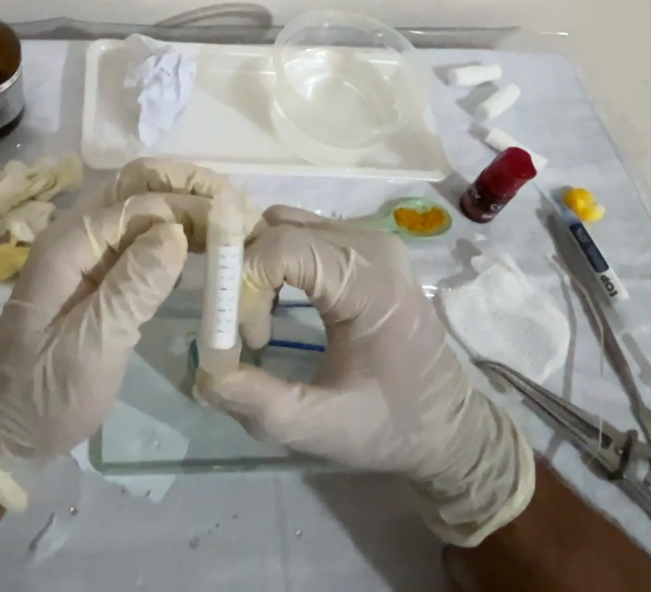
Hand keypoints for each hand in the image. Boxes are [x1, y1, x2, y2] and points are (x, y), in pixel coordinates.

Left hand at [0, 159, 255, 509]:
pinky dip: (173, 233)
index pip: (136, 203)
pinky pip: (139, 237)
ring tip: (231, 224)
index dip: (188, 206)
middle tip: (236, 209)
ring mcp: (85, 252)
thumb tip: (175, 231)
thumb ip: (133, 288)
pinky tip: (204, 249)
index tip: (236, 222)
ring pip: (140, 206)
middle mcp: (75, 236)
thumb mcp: (92, 348)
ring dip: (183, 206)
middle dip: (187, 188)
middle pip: (135, 186)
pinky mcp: (98, 273)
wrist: (6, 430)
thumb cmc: (46, 395)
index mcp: (67, 246)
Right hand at [202, 206, 535, 546]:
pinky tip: (278, 301)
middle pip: (280, 227)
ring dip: (259, 264)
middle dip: (247, 273)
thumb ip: (254, 400)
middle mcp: (373, 245)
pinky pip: (303, 230)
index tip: (246, 338)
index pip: (283, 246)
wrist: (448, 426)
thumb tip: (202, 370)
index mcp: (371, 283)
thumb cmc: (387, 426)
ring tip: (261, 319)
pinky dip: (277, 259)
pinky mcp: (366, 243)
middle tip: (243, 329)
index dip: (246, 283)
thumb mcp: (316, 427)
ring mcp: (372, 238)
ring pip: (287, 223)